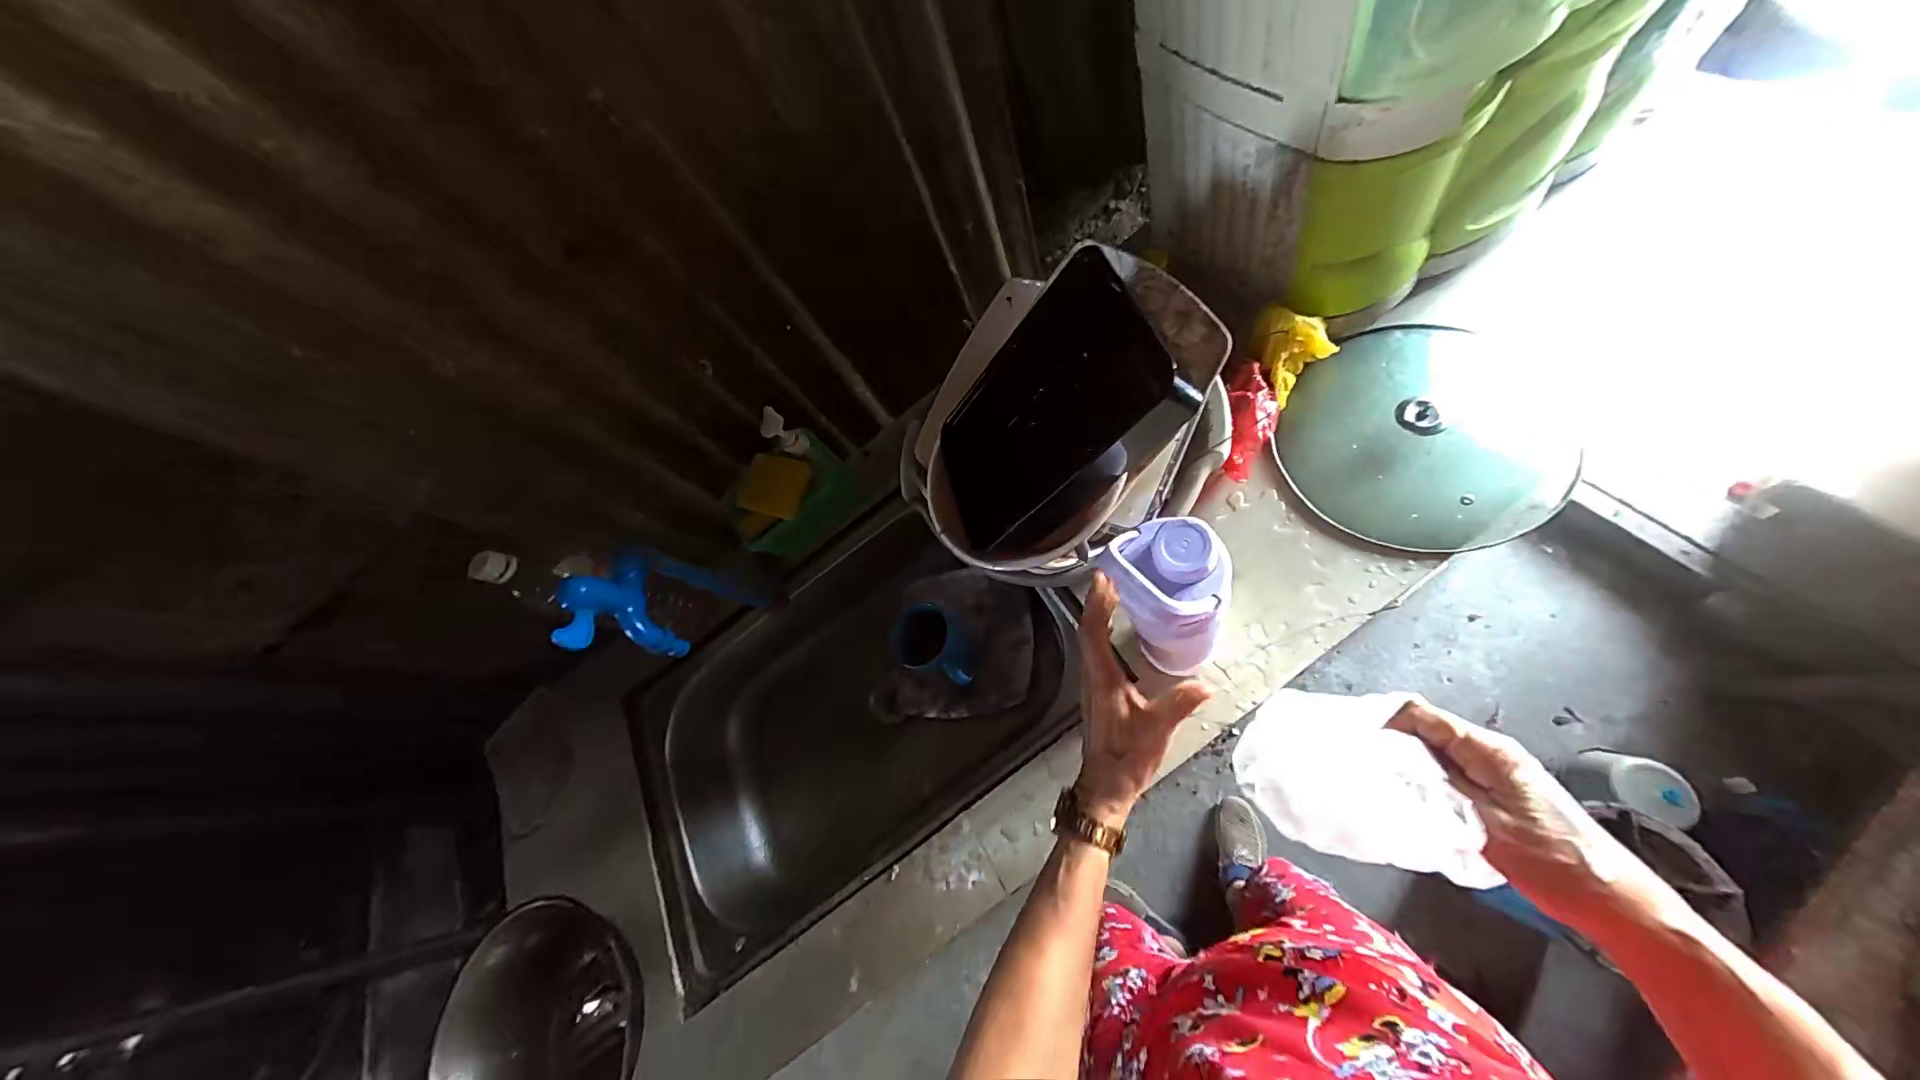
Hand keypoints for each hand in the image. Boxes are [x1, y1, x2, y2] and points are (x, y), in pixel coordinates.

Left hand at [1073, 571, 1210, 828]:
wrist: (1106, 785)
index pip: (1094, 631)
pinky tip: (1115, 631)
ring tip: (1112, 594)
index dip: (1098, 603)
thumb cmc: (1127, 756)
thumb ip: (1179, 704)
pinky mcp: (1099, 692)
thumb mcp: (1157, 729)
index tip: (1106, 580)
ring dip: (1098, 615)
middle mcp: (1093, 675)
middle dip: (1098, 601)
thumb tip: (1205, 683)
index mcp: (1103, 677)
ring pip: (1090, 640)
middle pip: (1089, 629)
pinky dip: (1102, 632)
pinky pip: (1096, 652)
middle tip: (1110, 577)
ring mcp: (1094, 683)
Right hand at [1387, 700, 1675, 932]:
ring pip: (1434, 754)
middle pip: (1424, 731)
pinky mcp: (1497, 793)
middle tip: (1361, 768)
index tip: (1354, 743)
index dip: (1381, 721)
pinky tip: (1414, 805)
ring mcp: (1496, 772)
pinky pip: (1448, 775)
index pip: (1418, 713)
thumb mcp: (1483, 822)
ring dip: (1407, 767)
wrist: (1616, 903)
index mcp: (1488, 749)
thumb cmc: (1555, 863)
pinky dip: (1426, 784)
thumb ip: (1434, 785)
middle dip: (1389, 745)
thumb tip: (1388, 758)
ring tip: (1382, 787)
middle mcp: (1491, 752)